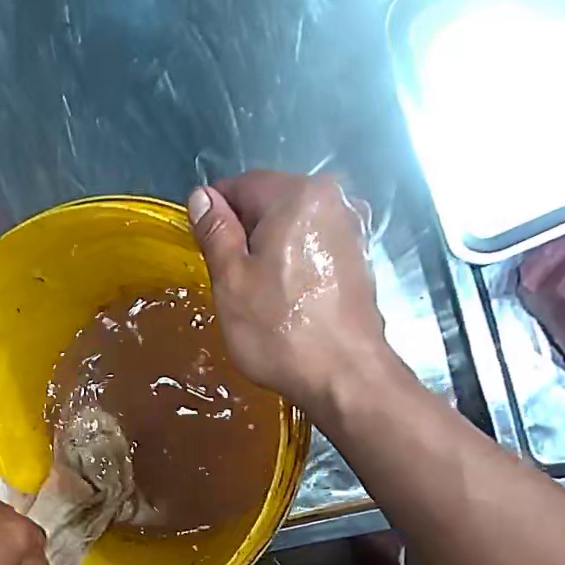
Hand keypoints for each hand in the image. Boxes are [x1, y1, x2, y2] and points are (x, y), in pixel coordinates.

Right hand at [189, 171, 408, 416]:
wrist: (347, 378)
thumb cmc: (282, 330)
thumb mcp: (232, 280)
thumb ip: (215, 232)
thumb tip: (202, 197)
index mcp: (299, 195)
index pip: (242, 186)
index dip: (215, 215)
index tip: (206, 250)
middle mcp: (335, 202)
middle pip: (273, 205)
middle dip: (248, 236)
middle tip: (233, 283)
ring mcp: (354, 234)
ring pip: (296, 232)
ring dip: (273, 255)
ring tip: (262, 298)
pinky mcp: (362, 266)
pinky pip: (317, 254)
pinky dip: (298, 270)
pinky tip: (290, 304)